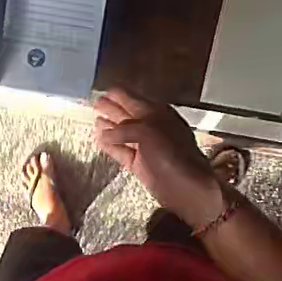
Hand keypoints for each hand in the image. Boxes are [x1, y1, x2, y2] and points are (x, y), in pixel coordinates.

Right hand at [92, 88, 223, 226]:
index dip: (117, 96)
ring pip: (122, 133)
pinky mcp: (139, 165)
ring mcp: (145, 147)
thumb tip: (105, 134)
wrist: (186, 187)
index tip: (103, 93)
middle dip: (111, 109)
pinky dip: (110, 145)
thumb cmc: (172, 153)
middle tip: (95, 105)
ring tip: (95, 121)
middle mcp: (150, 127)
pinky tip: (100, 140)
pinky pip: (120, 151)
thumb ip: (124, 128)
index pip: (132, 99)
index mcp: (157, 113)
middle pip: (126, 114)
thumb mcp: (147, 131)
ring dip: (109, 127)